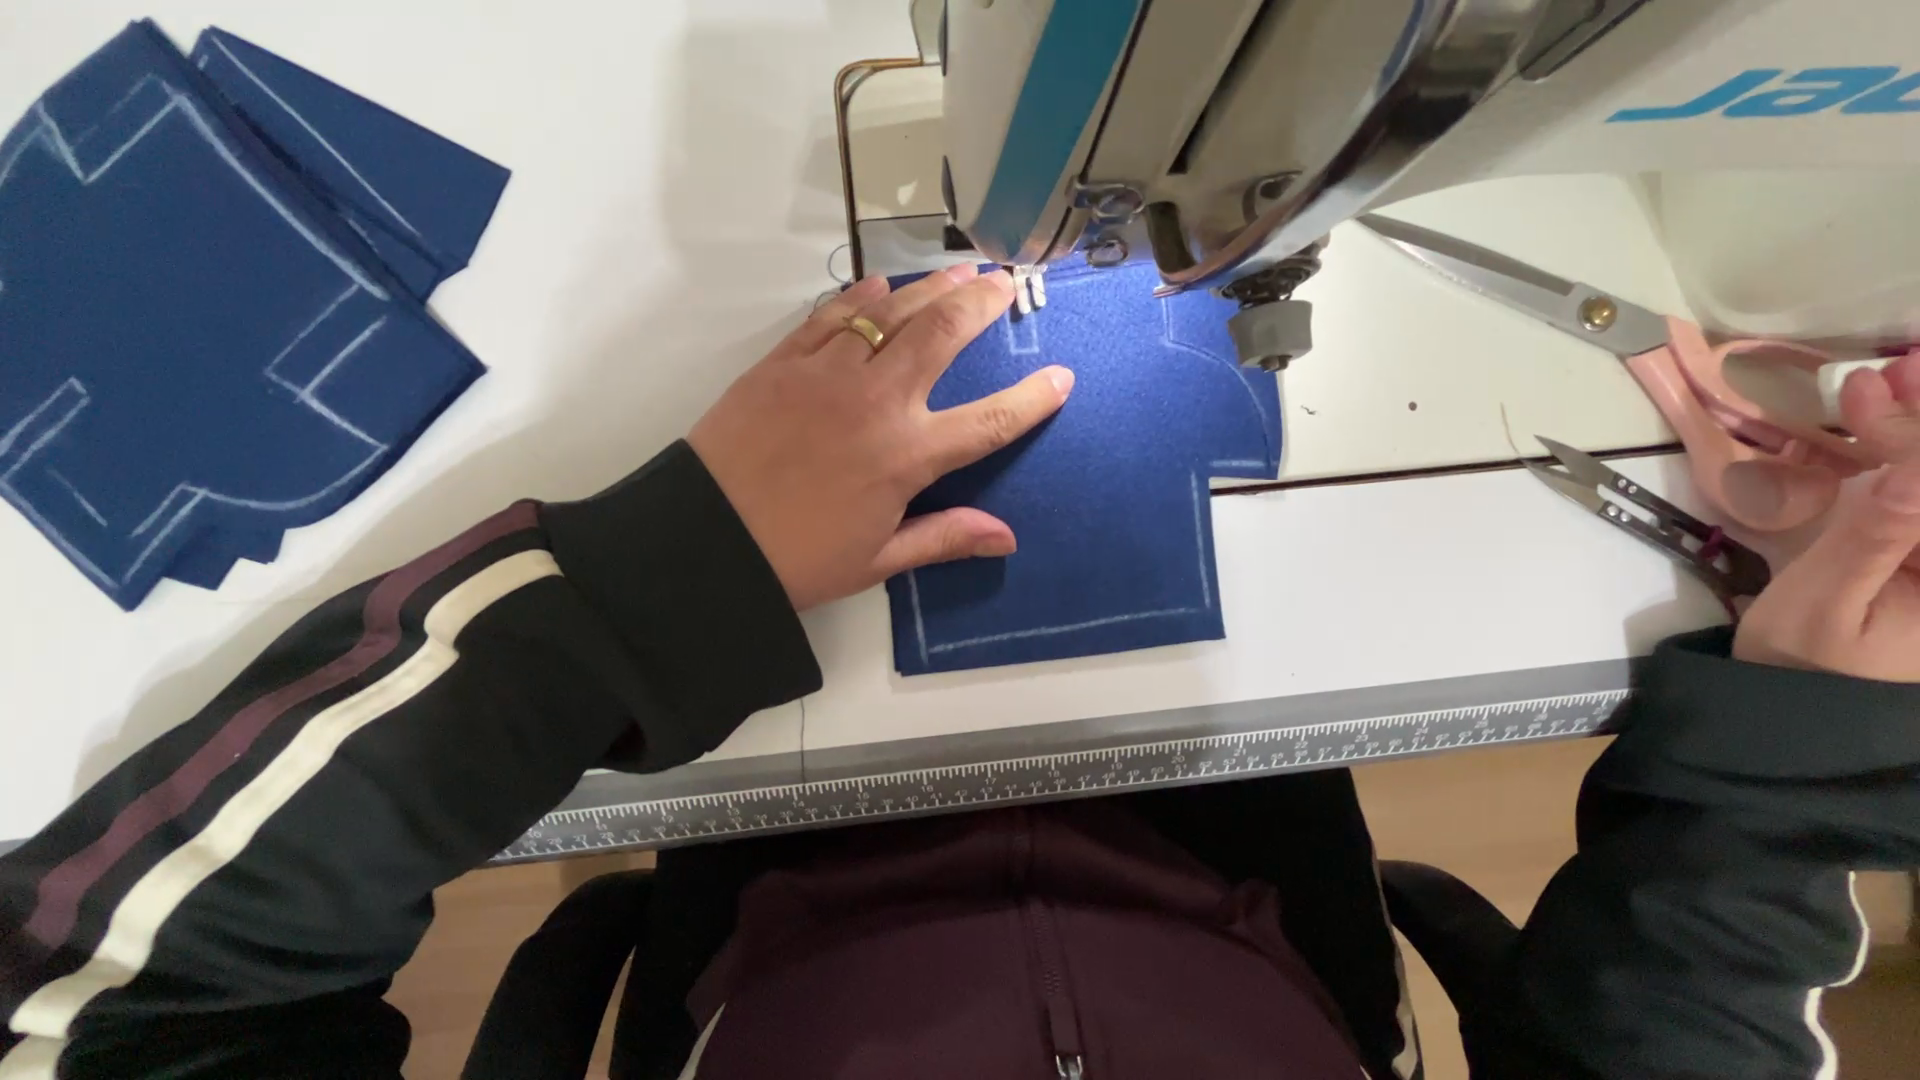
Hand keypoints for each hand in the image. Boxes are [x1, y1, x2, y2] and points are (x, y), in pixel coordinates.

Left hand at [688, 265, 1072, 611]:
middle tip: (1005, 283)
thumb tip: (1007, 538)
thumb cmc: (797, 560)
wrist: (705, 539)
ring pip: (892, 313)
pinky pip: (831, 316)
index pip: (989, 420)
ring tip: (961, 271)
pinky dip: (861, 298)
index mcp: (908, 456)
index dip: (1032, 399)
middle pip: (943, 335)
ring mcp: (829, 373)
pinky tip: (880, 287)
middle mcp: (878, 401)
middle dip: (982, 303)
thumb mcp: (877, 559)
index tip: (1061, 377)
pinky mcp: (784, 361)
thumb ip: (945, 538)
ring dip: (932, 287)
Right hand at [1735, 357, 1919, 679]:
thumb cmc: (1805, 660)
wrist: (1795, 702)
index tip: (1880, 390)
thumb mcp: (1829, 603)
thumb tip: (1916, 474)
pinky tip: (1886, 425)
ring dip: (1919, 431)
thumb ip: (1876, 539)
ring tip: (1887, 383)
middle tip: (1891, 371)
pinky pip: (1918, 495)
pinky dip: (1904, 457)